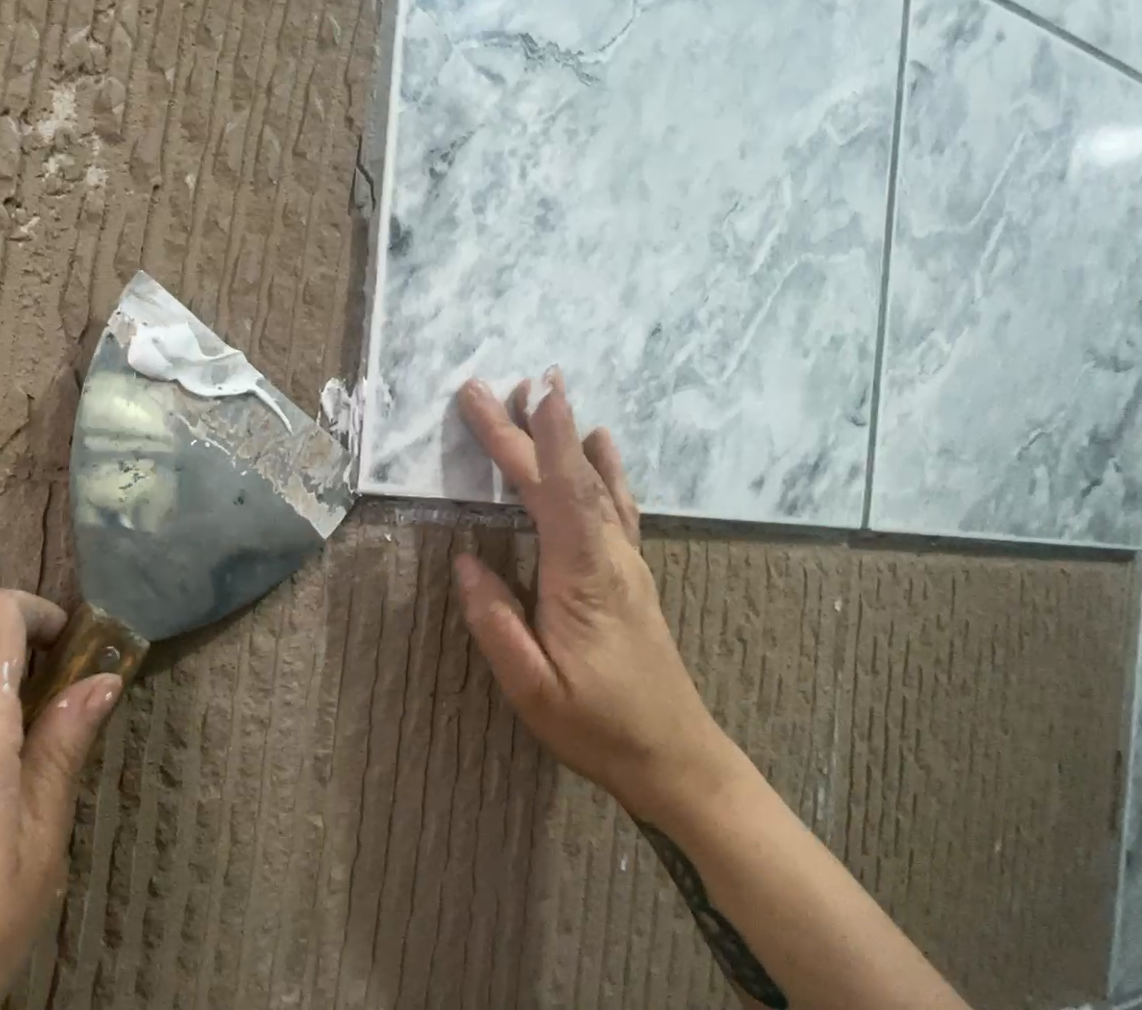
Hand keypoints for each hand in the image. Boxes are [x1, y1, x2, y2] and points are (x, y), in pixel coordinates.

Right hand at [453, 368, 745, 830]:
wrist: (675, 757)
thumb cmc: (598, 727)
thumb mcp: (531, 687)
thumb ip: (496, 621)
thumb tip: (466, 561)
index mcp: (583, 579)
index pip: (558, 494)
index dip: (539, 441)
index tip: (522, 392)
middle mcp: (610, 557)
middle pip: (568, 479)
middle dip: (529, 429)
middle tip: (494, 385)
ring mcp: (625, 563)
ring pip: (596, 484)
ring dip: (567, 434)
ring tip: (549, 390)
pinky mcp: (628, 574)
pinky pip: (612, 504)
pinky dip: (599, 465)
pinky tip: (598, 445)